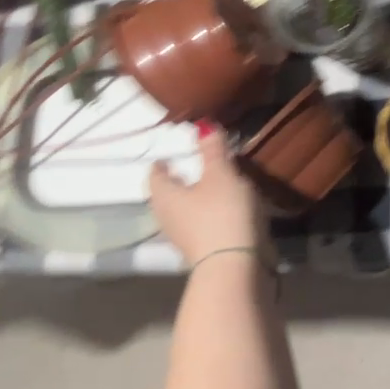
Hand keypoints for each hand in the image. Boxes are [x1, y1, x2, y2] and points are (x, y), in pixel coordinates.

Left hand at [147, 129, 268, 265]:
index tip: (174, 154)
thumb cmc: (222, 213)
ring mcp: (180, 236)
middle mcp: (164, 215)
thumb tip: (203, 125)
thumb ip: (213, 151)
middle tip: (198, 169)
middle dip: (180, 181)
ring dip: (196, 200)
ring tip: (217, 190)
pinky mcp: (199, 250)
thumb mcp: (222, 176)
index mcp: (162, 194)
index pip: (154, 173)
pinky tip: (227, 213)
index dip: (163, 162)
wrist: (234, 263)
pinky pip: (200, 226)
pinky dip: (209, 216)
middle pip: (167, 193)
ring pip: (183, 211)